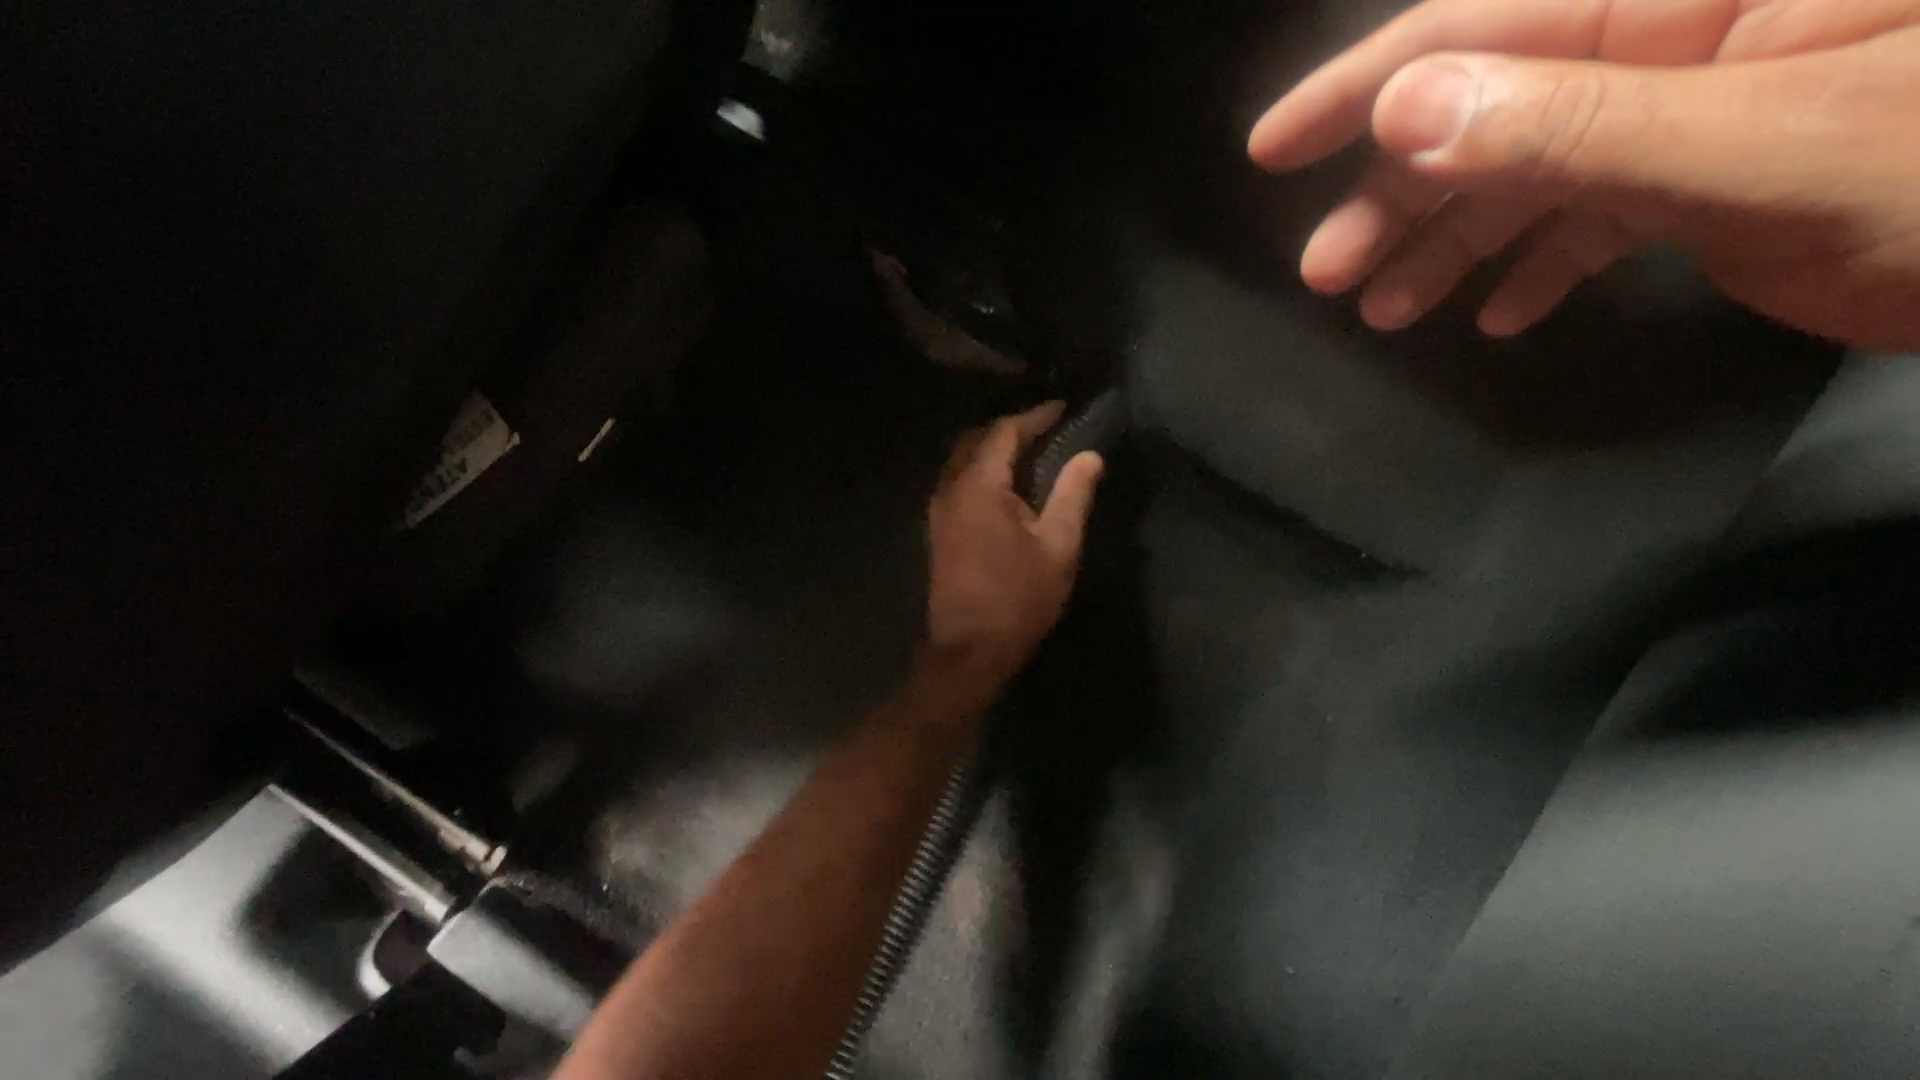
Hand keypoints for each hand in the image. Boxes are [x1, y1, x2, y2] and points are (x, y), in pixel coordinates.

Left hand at [924, 403, 1104, 686]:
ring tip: (1030, 454)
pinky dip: (981, 472)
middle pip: (975, 440)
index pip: (1003, 432)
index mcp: (978, 486)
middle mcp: (949, 489)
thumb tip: (1090, 456)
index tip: (1062, 409)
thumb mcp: (1058, 546)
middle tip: (1047, 430)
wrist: (970, 649)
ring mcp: (937, 511)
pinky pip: (956, 482)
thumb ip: (1073, 495)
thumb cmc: (1018, 598)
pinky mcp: (937, 530)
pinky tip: (1007, 488)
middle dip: (1010, 429)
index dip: (1034, 417)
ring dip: (992, 450)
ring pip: (961, 461)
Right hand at [1248, 0, 1919, 349]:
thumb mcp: (1756, 150)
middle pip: (1486, 110)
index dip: (1362, 88)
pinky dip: (1535, 264)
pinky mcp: (1708, 174)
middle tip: (1327, 273)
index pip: (1483, 25)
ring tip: (1386, 309)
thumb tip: (1407, 109)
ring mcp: (1687, 108)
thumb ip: (1574, 126)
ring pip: (1525, 171)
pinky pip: (1588, 213)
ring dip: (1449, 243)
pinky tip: (1499, 313)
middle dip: (1395, 197)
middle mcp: (1673, 37)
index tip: (1272, 148)